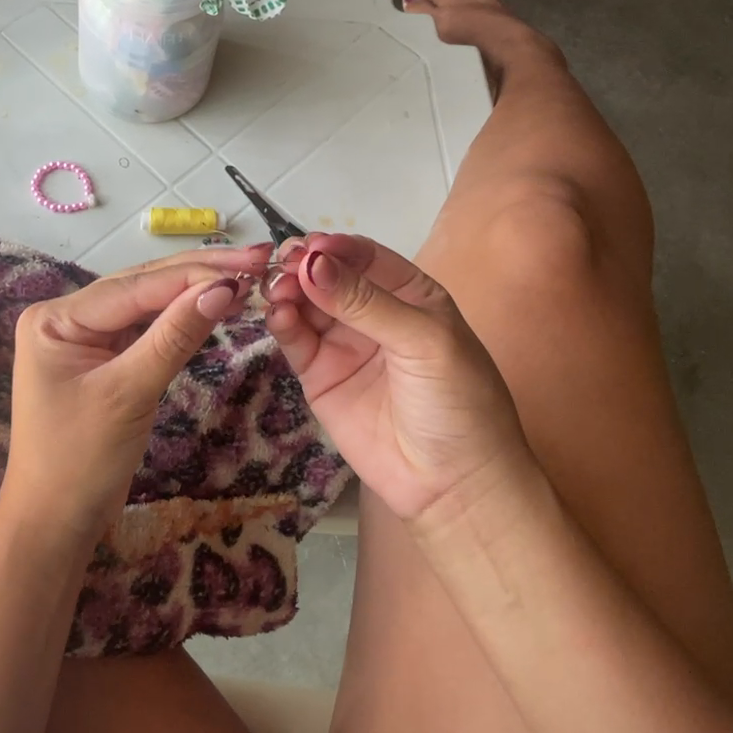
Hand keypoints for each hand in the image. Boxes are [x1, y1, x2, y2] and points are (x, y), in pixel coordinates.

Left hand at [1, 245, 266, 537]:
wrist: (55, 524)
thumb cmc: (81, 462)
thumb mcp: (129, 393)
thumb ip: (174, 337)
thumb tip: (222, 289)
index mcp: (56, 318)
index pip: (134, 286)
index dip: (192, 275)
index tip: (247, 269)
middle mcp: (66, 318)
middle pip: (141, 287)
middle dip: (197, 274)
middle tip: (257, 259)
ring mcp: (84, 339)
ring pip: (147, 306)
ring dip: (193, 294)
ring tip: (246, 277)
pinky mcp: (102, 361)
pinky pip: (145, 331)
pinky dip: (180, 322)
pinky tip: (213, 305)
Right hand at [265, 234, 531, 525]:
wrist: (452, 485)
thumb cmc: (458, 404)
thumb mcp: (425, 342)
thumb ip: (367, 302)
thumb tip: (312, 263)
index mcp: (411, 294)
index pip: (365, 257)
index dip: (335, 248)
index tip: (308, 247)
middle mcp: (373, 313)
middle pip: (329, 276)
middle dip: (304, 266)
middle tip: (282, 264)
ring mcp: (343, 344)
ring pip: (306, 304)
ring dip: (288, 290)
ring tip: (275, 290)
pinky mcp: (319, 375)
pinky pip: (296, 339)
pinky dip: (282, 323)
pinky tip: (278, 315)